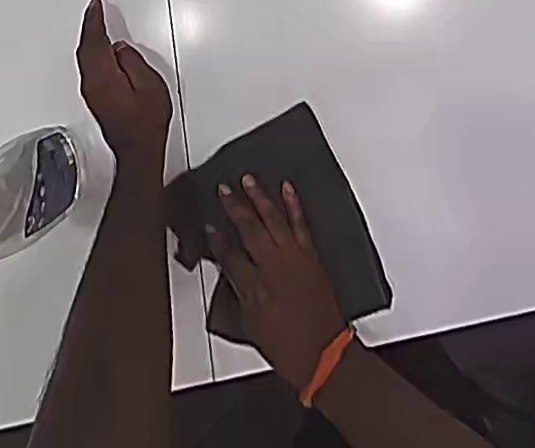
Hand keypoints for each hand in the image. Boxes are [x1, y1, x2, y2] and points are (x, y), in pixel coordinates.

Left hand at [75, 0, 171, 174]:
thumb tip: (121, 49)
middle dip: (90, 27)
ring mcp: (92, 94)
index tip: (95, 5)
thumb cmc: (146, 123)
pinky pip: (89, 68)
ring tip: (97, 25)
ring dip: (90, 40)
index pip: (94, 41)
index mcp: (103, 77)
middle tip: (94, 10)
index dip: (94, 20)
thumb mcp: (150, 85)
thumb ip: (133, 61)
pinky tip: (101, 51)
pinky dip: (93, 53)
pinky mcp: (96, 100)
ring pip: (85, 58)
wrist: (139, 153)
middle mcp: (92, 85)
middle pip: (86, 49)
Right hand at [209, 176, 348, 387]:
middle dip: (234, 207)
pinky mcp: (311, 254)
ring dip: (260, 197)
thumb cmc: (288, 346)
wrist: (324, 354)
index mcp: (253, 288)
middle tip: (224, 189)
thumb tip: (228, 273)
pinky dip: (294, 204)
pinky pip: (301, 223)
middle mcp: (272, 267)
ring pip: (273, 219)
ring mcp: (294, 257)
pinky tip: (287, 189)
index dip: (217, 240)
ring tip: (249, 180)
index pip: (229, 255)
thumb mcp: (250, 325)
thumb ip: (237, 294)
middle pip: (249, 229)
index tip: (210, 227)